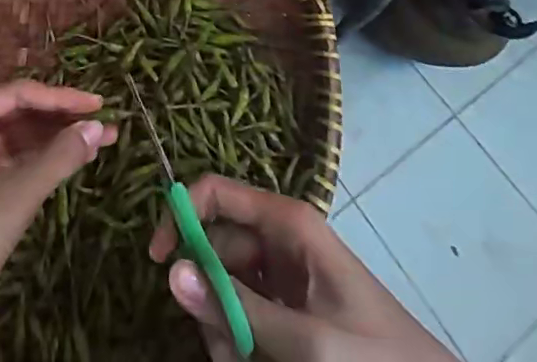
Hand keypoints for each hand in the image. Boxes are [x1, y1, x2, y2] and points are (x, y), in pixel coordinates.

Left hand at [0, 80, 117, 361]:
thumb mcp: (16, 196)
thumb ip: (58, 158)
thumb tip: (98, 126)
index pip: (17, 94)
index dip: (60, 97)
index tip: (98, 103)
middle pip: (21, 110)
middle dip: (62, 116)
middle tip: (105, 118)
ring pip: (24, 134)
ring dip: (60, 135)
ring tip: (103, 136)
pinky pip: (21, 156)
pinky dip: (49, 156)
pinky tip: (79, 155)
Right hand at [149, 175, 456, 361]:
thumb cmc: (377, 358)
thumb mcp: (307, 340)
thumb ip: (238, 308)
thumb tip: (170, 271)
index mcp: (287, 223)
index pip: (215, 192)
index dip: (181, 215)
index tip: (159, 259)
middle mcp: (280, 238)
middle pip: (215, 245)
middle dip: (207, 292)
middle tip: (217, 342)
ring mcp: (284, 273)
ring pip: (224, 283)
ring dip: (222, 323)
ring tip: (238, 360)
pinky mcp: (288, 305)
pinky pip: (243, 309)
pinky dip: (237, 336)